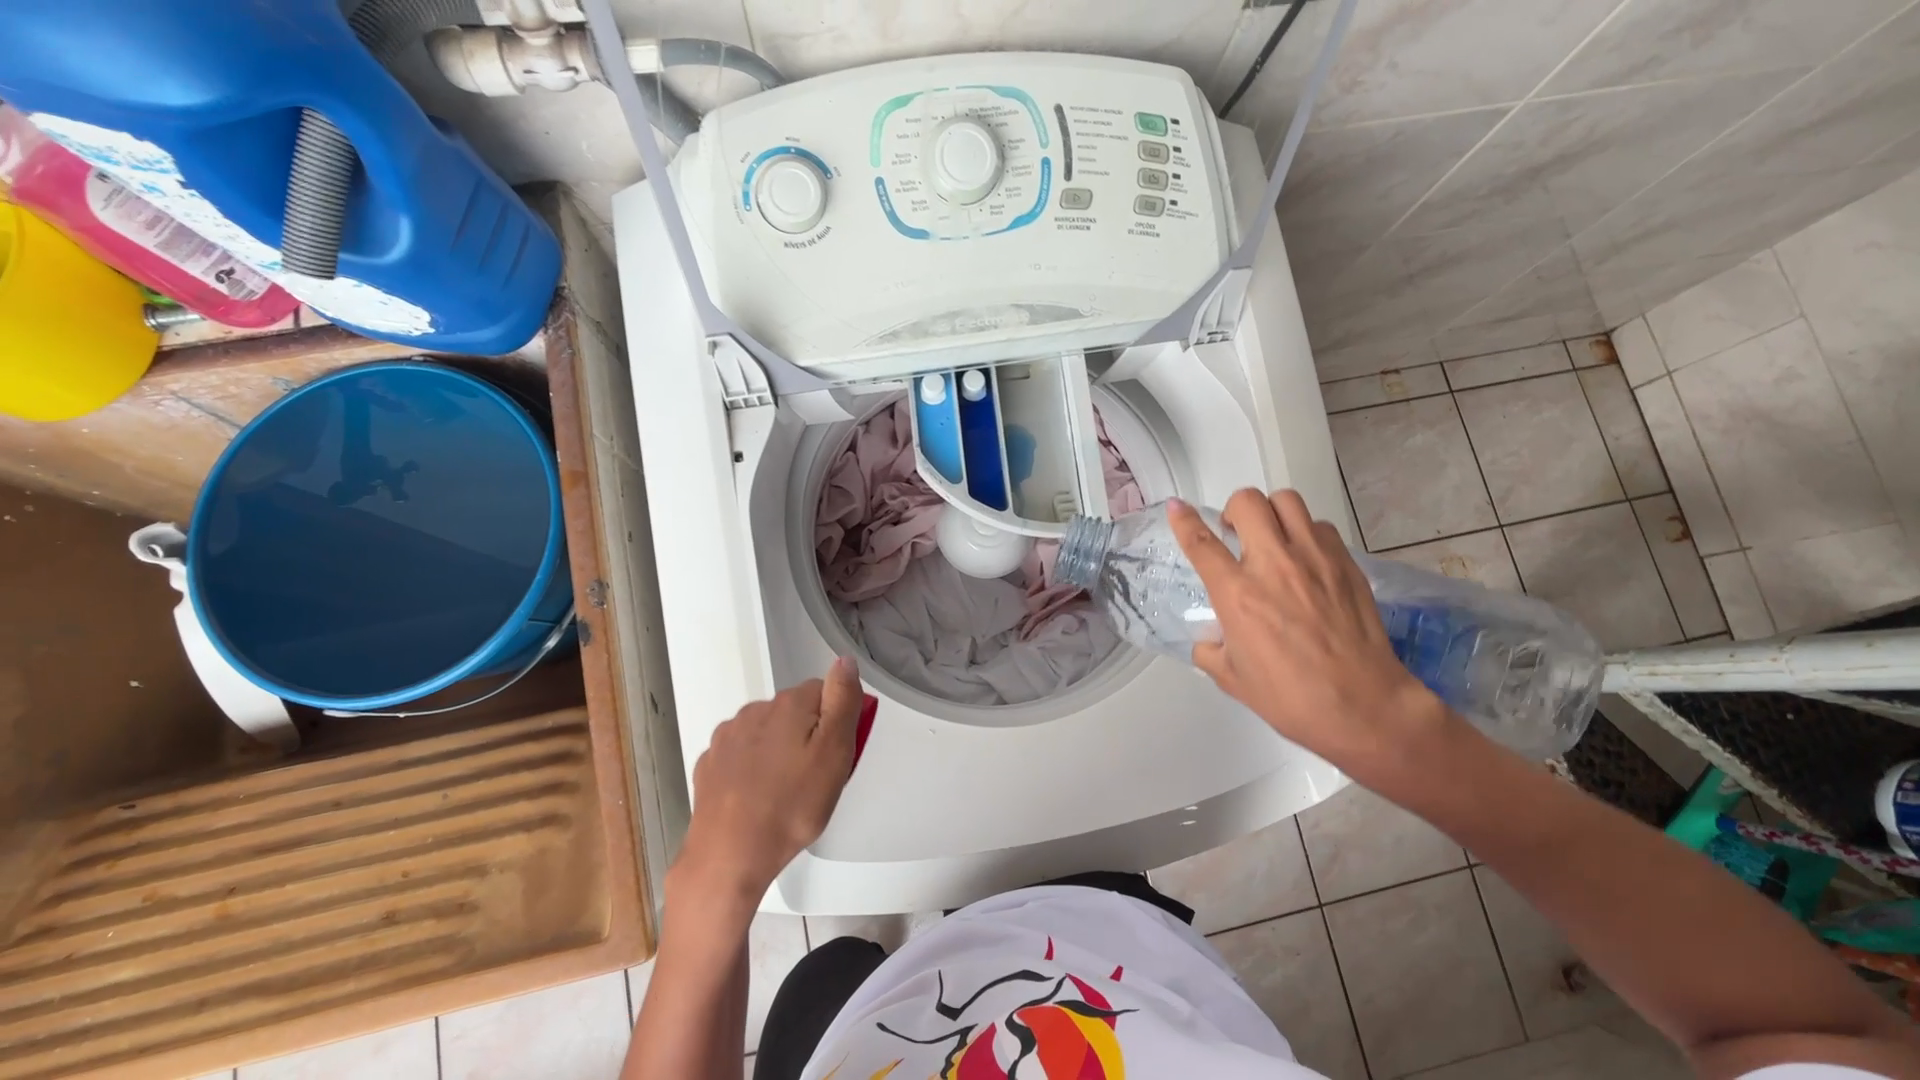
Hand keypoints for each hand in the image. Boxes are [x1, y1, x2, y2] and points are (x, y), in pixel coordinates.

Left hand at [674, 656, 866, 905]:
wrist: (731, 853)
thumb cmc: (793, 805)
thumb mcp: (835, 753)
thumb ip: (842, 701)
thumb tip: (844, 660)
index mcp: (789, 704)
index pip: (825, 692)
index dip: (838, 721)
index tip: (839, 755)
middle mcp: (755, 710)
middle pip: (794, 712)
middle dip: (808, 736)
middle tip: (817, 779)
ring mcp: (727, 737)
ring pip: (766, 733)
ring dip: (779, 751)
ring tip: (786, 793)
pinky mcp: (710, 764)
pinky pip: (741, 756)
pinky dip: (752, 769)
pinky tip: (757, 798)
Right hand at [1169, 490, 1457, 775]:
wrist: (1362, 706)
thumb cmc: (1290, 698)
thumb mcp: (1233, 679)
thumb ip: (1212, 651)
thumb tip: (1209, 641)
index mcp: (1237, 594)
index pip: (1201, 542)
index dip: (1183, 520)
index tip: (1176, 508)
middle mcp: (1273, 565)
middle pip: (1247, 502)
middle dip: (1234, 510)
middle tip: (1236, 533)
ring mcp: (1314, 559)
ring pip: (1287, 502)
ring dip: (1272, 513)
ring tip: (1273, 536)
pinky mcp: (1346, 563)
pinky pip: (1320, 527)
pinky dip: (1307, 533)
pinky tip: (1307, 558)